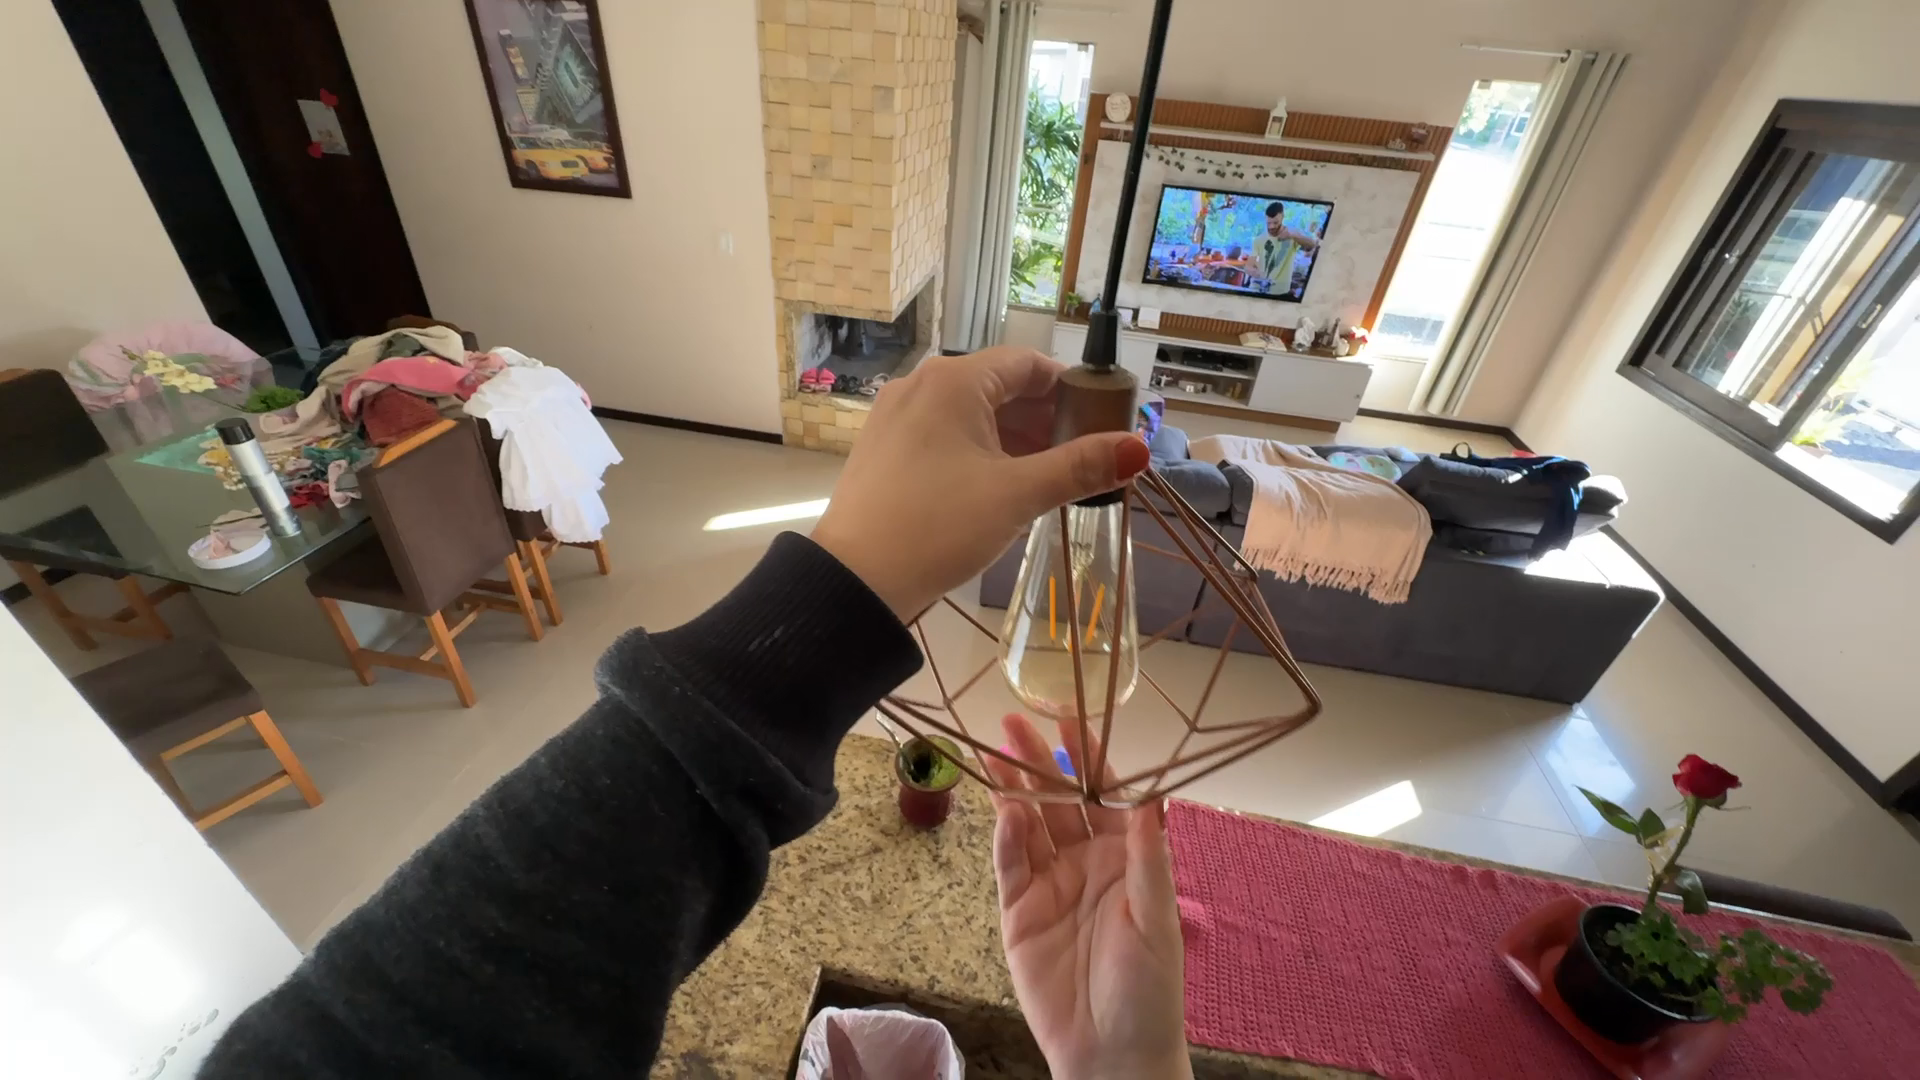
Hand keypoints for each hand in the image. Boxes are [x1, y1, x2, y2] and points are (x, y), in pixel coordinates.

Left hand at [810, 347, 1149, 621]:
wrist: (856, 581)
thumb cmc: (940, 528)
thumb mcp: (1017, 496)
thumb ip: (1080, 467)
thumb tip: (1139, 448)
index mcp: (953, 381)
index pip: (1026, 364)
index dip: (1068, 389)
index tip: (1098, 420)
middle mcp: (919, 386)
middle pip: (997, 387)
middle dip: (1042, 419)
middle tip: (1078, 456)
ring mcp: (895, 416)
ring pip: (969, 414)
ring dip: (1011, 438)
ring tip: (1045, 475)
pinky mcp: (882, 448)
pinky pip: (942, 434)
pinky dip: (977, 450)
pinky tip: (995, 484)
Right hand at [985, 714, 1191, 1079]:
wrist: (1110, 1057)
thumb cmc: (1149, 989)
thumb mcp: (1157, 919)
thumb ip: (1150, 857)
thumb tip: (1154, 795)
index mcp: (1122, 855)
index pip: (1101, 793)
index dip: (1085, 756)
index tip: (1068, 719)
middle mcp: (1083, 859)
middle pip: (1056, 800)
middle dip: (1035, 761)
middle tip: (1012, 721)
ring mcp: (1048, 882)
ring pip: (1027, 823)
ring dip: (1011, 789)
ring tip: (993, 752)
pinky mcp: (1018, 909)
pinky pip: (1010, 865)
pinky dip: (1005, 839)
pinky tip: (1004, 812)